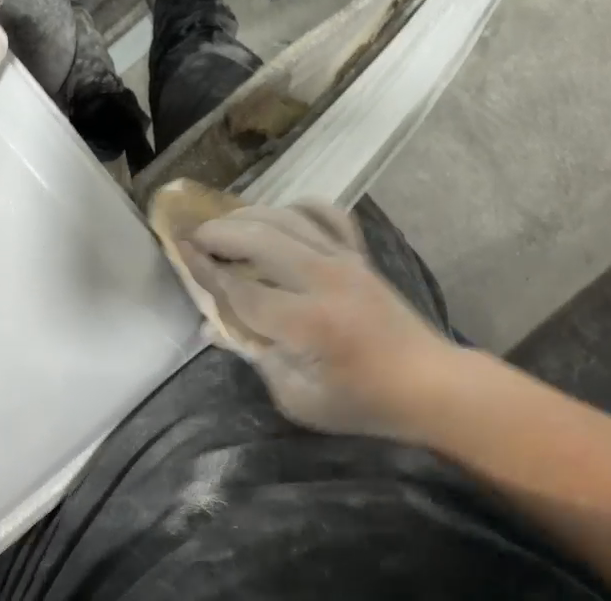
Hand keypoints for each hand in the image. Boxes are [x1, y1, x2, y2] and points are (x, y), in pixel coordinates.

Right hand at [179, 202, 456, 438]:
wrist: (429, 385)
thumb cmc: (361, 402)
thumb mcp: (298, 398)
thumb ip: (255, 357)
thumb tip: (212, 326)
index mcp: (307, 324)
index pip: (241, 288)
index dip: (206, 270)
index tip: (180, 252)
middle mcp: (323, 280)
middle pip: (258, 238)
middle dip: (219, 233)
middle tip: (194, 237)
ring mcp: (344, 260)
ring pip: (285, 218)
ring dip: (248, 216)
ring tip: (223, 225)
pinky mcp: (359, 253)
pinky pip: (324, 214)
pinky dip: (297, 207)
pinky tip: (278, 215)